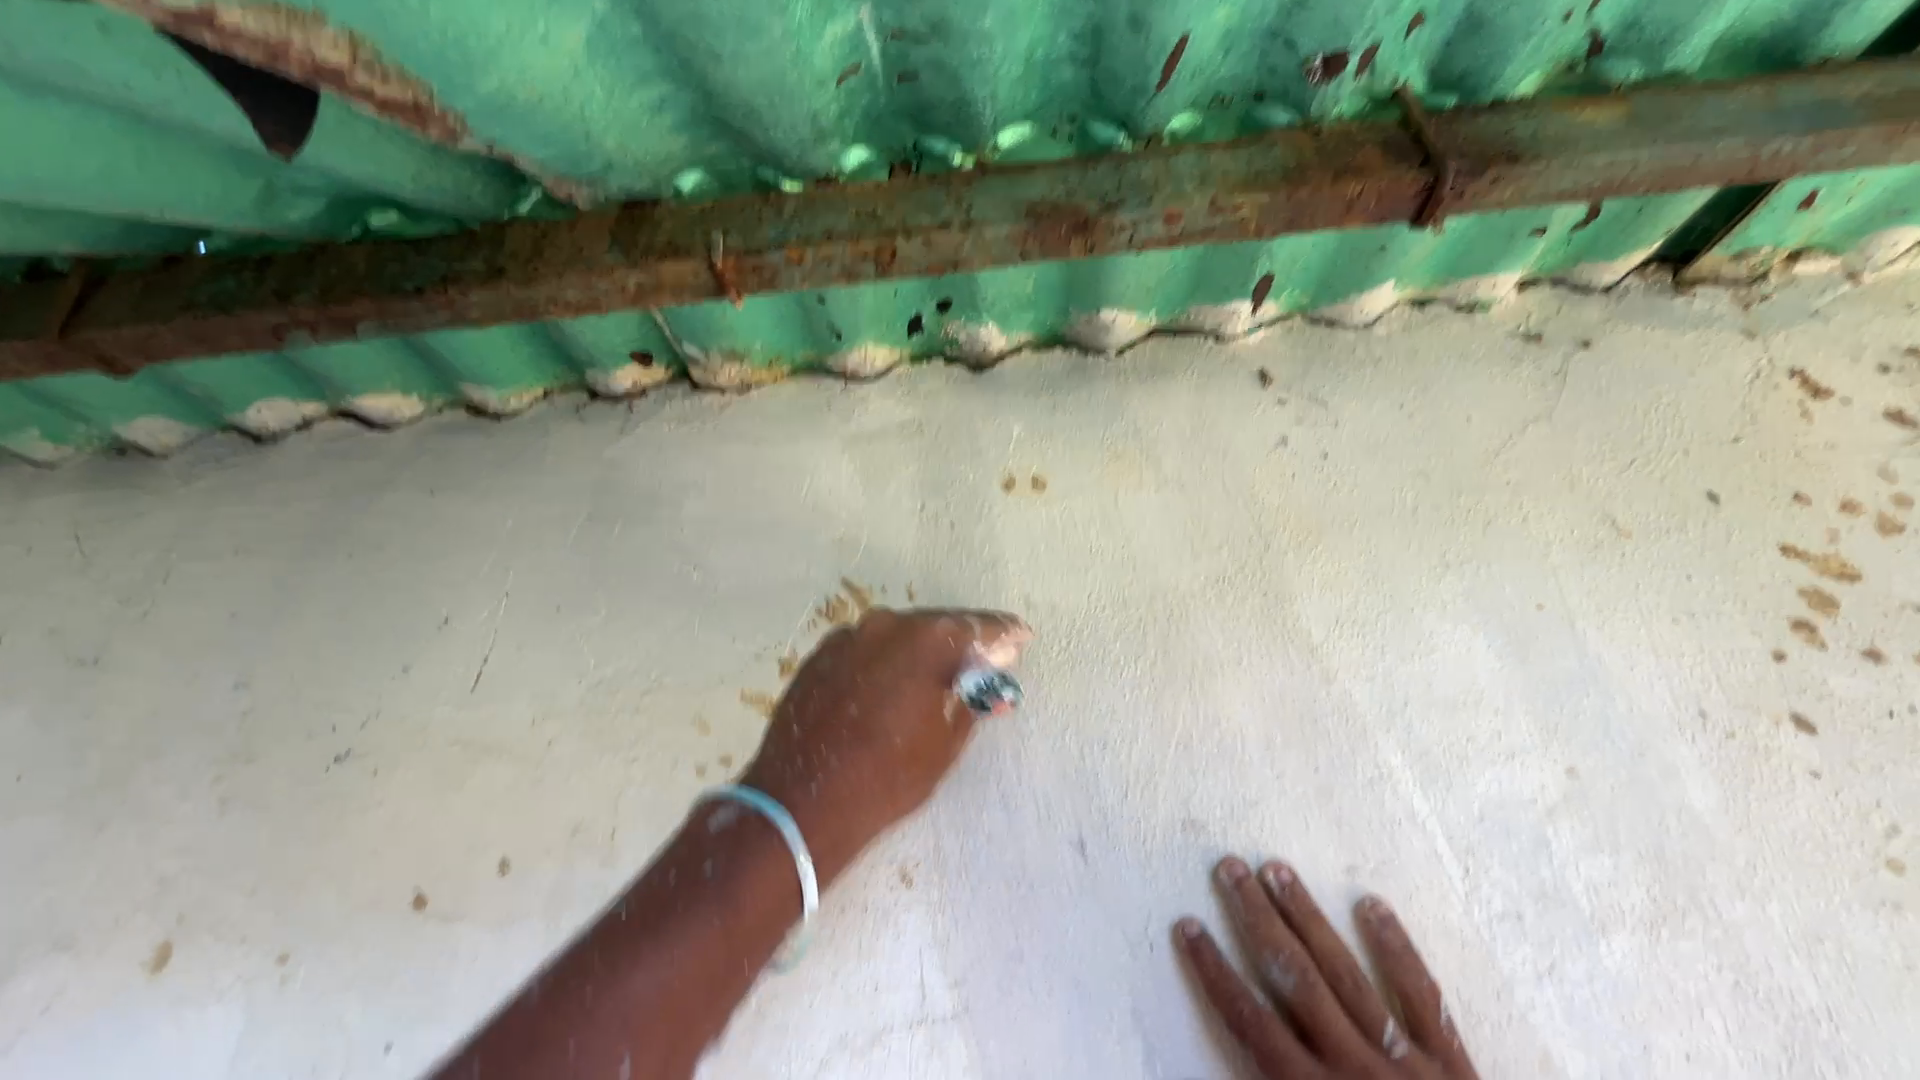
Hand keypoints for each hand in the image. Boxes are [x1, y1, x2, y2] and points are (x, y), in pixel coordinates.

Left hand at [740, 606, 1030, 881]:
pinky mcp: (820, 656)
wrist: (802, 803)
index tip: (1020, 637)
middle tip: (985, 657)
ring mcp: (848, 637)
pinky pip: (868, 649)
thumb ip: (972, 700)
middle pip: (938, 625)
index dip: (1003, 636)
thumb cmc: (888, 776)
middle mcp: (886, 625)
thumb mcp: (946, 742)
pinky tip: (895, 682)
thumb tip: (991, 681)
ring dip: (922, 649)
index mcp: (926, 640)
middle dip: (963, 642)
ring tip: (940, 672)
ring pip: (899, 635)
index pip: (978, 629)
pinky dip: (888, 660)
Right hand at [1176, 857, 1478, 1079]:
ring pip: (1345, 973)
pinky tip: (1371, 905)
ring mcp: (1406, 1061)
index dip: (1214, 971)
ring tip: (1278, 870)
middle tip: (1231, 868)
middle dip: (1257, 919)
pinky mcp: (1453, 1062)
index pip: (1250, 1021)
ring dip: (1307, 918)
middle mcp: (1352, 1067)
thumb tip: (1231, 1063)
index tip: (1188, 925)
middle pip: (1294, 978)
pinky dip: (1396, 949)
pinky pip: (1420, 995)